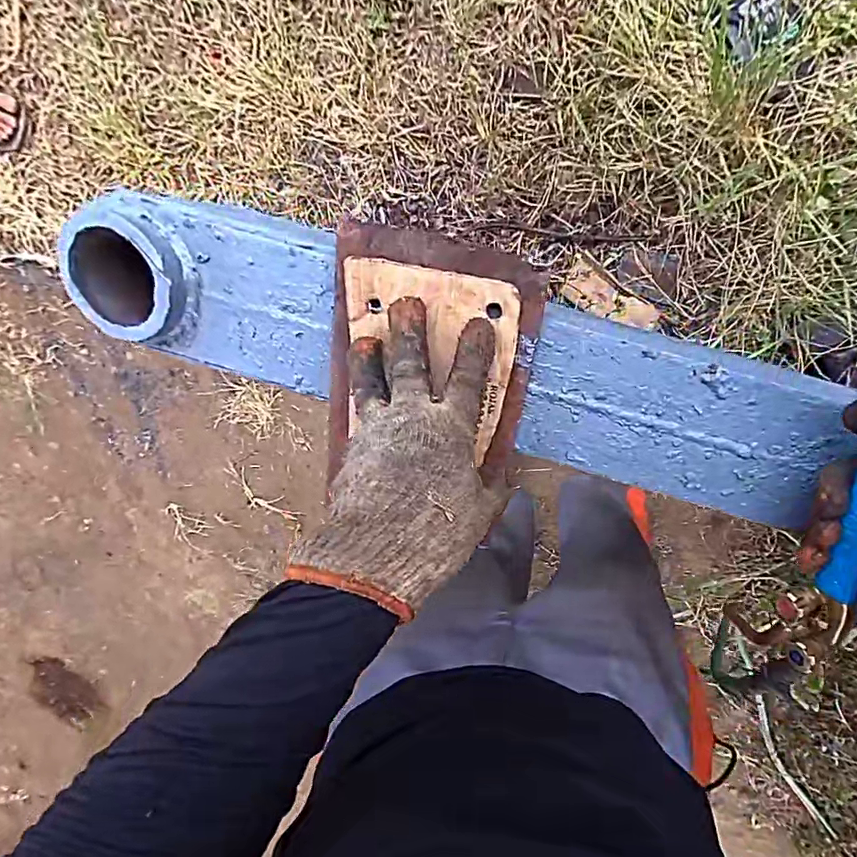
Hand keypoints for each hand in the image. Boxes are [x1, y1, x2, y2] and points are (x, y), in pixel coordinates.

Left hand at [286, 298, 509, 620]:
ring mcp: (378, 430)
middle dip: (411, 333)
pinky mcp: (351, 449)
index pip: (469, 382)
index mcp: (452, 431)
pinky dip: (357, 399)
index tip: (478, 324)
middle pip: (412, 367)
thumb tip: (505, 475)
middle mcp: (414, 420)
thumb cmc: (436, 533)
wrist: (374, 552)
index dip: (475, 351)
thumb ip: (491, 487)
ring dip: (370, 357)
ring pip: (373, 383)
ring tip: (365, 336)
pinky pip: (355, 414)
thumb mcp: (478, 513)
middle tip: (406, 304)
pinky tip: (354, 396)